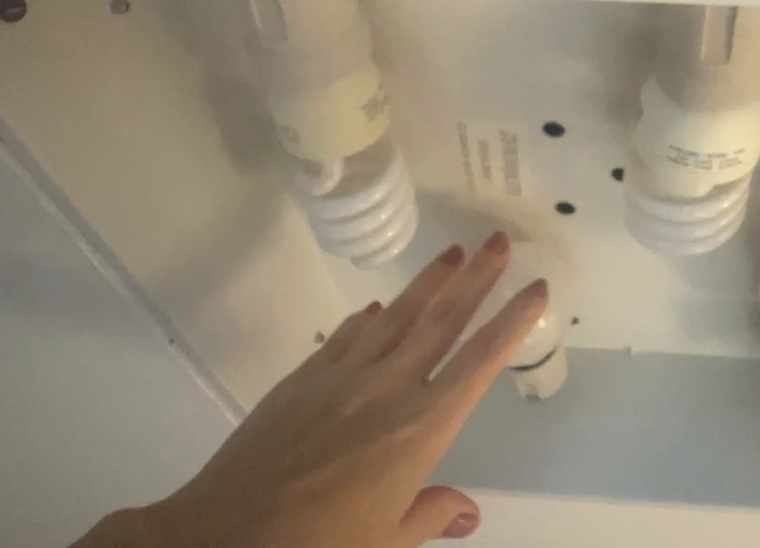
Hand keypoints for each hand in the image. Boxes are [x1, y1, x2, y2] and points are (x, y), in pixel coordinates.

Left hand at [78, 232, 547, 546]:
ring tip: (453, 251)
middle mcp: (391, 387)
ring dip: (429, 281)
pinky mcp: (305, 377)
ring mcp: (345, 375)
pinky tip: (376, 308)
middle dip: (477, 278)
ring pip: (398, 315)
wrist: (222, 538)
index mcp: (422, 427)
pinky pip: (346, 337)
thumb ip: (429, 516)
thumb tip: (471, 513)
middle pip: (444, 320)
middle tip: (499, 240)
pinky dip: (367, 319)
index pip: (481, 361)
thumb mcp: (383, 543)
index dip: (513, 322)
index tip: (537, 287)